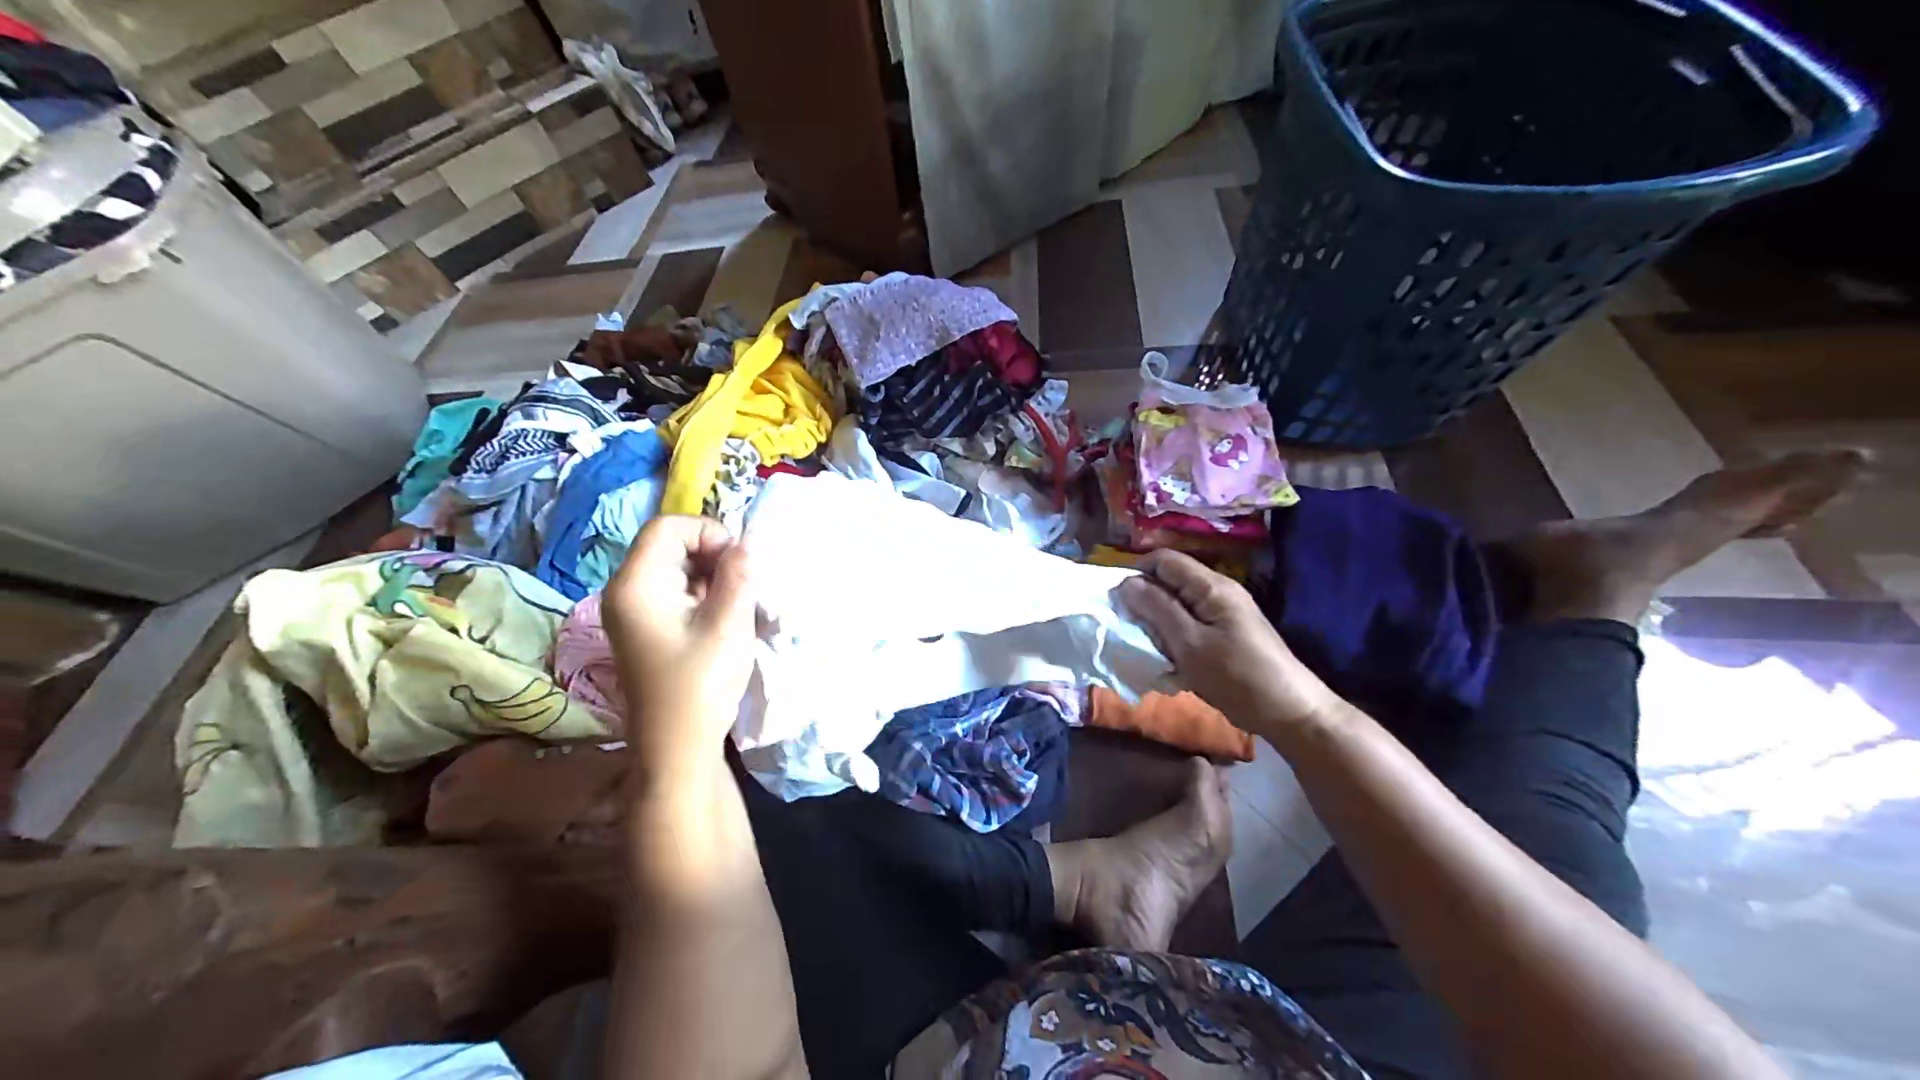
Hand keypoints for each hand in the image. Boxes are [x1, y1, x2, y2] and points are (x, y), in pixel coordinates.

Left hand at [602, 516, 756, 766]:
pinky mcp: (645, 627)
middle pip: (669, 543)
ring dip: (710, 574)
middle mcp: (624, 591)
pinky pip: (672, 589)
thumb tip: (745, 544)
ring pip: (674, 566)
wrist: (676, 748)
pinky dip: (701, 592)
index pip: (668, 527)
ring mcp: (632, 610)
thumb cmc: (700, 685)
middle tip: (742, 583)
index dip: (708, 532)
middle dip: (711, 553)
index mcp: (636, 585)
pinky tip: (721, 617)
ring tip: (736, 602)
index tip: (738, 562)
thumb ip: (738, 575)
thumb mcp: (728, 624)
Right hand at [1119, 549, 1341, 736]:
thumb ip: (1158, 609)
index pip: (1164, 560)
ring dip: (1157, 623)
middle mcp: (1218, 591)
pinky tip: (1168, 660)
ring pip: (1177, 605)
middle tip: (1128, 629)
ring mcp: (1224, 613)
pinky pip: (1189, 624)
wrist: (1290, 712)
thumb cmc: (1238, 676)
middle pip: (1170, 581)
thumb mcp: (1190, 644)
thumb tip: (1127, 582)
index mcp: (1212, 587)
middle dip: (1144, 601)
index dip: (1136, 573)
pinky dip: (1173, 638)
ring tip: (1146, 647)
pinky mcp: (1226, 634)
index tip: (1117, 602)